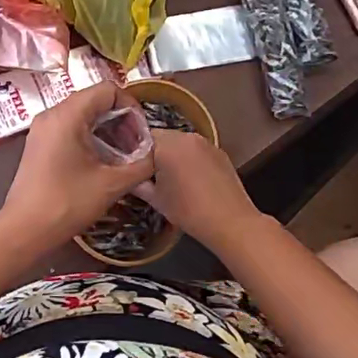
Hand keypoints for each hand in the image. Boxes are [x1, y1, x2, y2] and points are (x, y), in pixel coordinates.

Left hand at [0, 83, 156, 248]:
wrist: (25, 230)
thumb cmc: (67, 203)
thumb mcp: (112, 184)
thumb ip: (141, 163)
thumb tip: (155, 154)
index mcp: (67, 115)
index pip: (108, 90)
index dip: (132, 107)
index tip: (142, 134)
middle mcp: (51, 114)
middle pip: (94, 101)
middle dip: (121, 122)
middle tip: (136, 149)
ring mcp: (41, 130)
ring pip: (82, 117)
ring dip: (107, 132)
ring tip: (123, 159)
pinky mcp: (38, 145)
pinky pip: (69, 130)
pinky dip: (89, 140)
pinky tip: (101, 164)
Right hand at [132, 129, 264, 249]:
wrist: (230, 221)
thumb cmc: (187, 211)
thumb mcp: (155, 199)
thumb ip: (136, 182)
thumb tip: (127, 176)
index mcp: (167, 145)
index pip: (140, 137)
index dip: (133, 153)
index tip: (133, 169)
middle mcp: (186, 136)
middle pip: (160, 137)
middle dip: (153, 153)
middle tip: (149, 175)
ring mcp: (205, 142)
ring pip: (178, 143)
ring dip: (171, 155)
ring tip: (170, 178)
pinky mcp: (219, 151)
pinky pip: (195, 150)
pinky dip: (188, 159)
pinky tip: (190, 180)